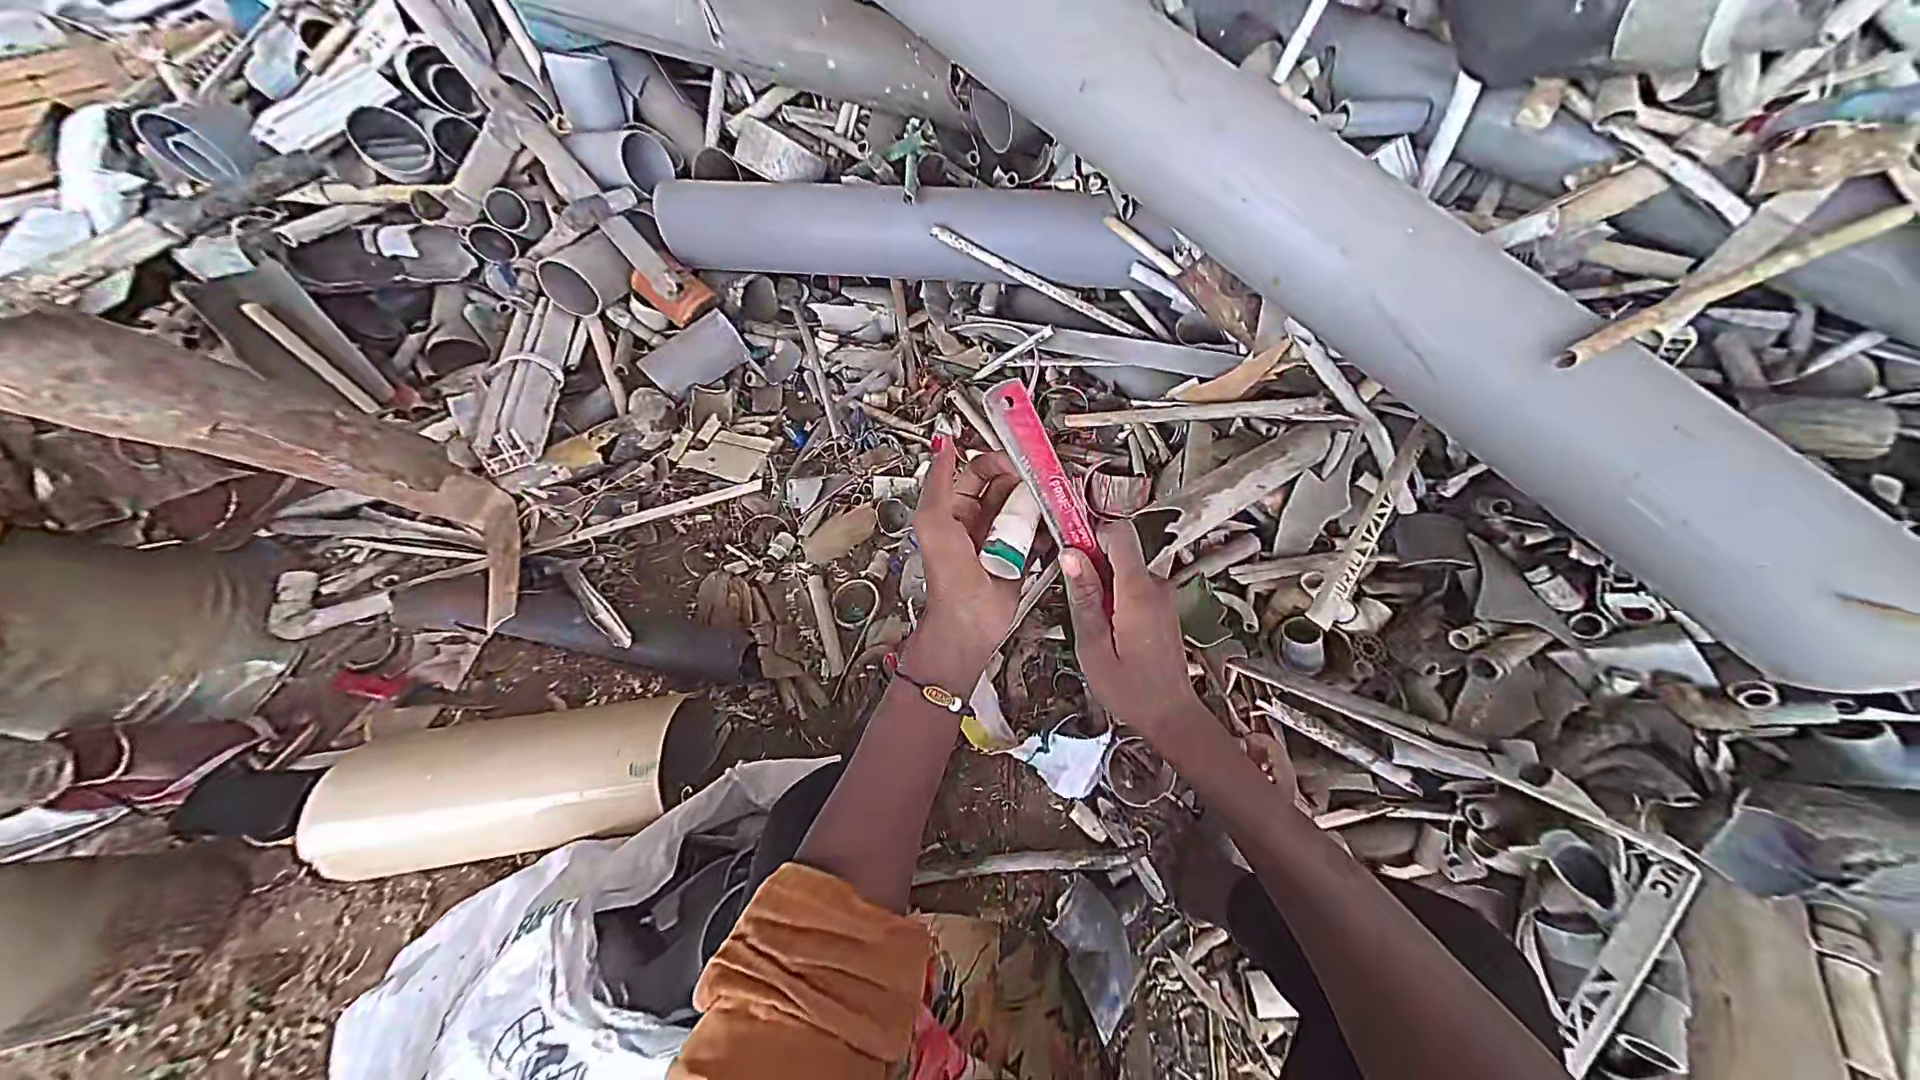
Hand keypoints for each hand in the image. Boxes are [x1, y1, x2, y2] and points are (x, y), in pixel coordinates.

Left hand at [901, 437, 1023, 689]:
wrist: (970, 621)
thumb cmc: (948, 577)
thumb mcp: (933, 521)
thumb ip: (938, 481)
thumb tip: (942, 445)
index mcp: (954, 509)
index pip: (977, 471)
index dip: (996, 462)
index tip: (1013, 461)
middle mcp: (979, 520)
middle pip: (1006, 486)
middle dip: (1021, 482)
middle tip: (1033, 484)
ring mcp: (1001, 538)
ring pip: (1025, 508)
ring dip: (1035, 505)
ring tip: (1041, 508)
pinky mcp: (1021, 556)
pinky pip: (1038, 535)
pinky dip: (1045, 531)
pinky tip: (1048, 530)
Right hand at [1062, 520, 1211, 739]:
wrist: (1171, 716)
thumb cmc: (1130, 689)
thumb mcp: (1093, 646)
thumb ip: (1083, 597)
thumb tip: (1071, 555)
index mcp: (1138, 593)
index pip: (1119, 534)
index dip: (1091, 532)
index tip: (1069, 544)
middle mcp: (1156, 586)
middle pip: (1119, 551)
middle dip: (1091, 564)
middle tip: (1073, 596)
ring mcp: (1163, 595)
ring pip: (1124, 569)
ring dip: (1102, 584)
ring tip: (1091, 621)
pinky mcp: (1163, 605)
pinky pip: (1133, 585)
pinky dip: (1115, 595)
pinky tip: (1107, 627)